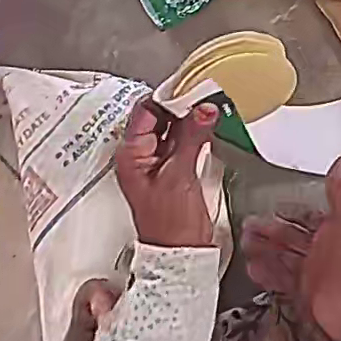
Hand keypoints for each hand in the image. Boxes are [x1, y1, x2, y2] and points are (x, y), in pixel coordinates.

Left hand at [114, 99, 217, 247]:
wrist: (182, 252)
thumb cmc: (169, 224)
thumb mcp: (180, 175)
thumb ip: (193, 138)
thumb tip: (203, 110)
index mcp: (131, 155)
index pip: (145, 112)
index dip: (166, 98)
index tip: (189, 88)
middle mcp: (141, 155)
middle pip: (159, 117)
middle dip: (180, 105)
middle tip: (204, 93)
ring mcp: (159, 161)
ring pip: (173, 127)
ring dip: (190, 117)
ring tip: (209, 105)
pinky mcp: (176, 167)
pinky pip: (184, 139)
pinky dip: (196, 130)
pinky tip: (209, 123)